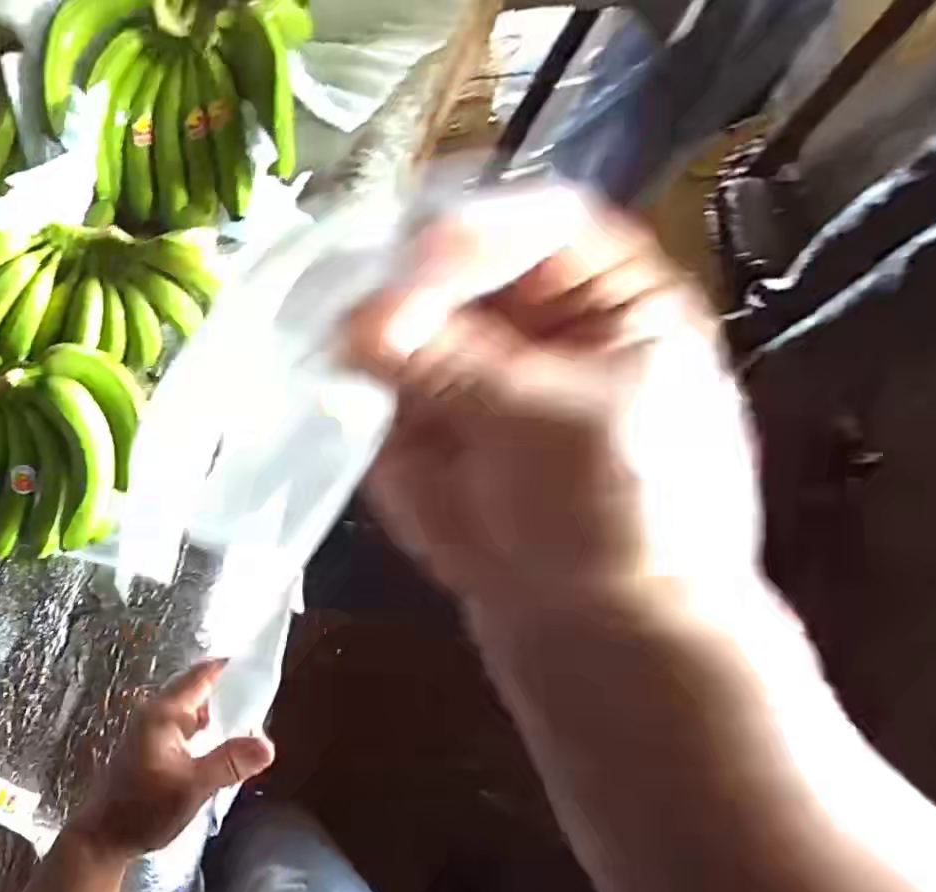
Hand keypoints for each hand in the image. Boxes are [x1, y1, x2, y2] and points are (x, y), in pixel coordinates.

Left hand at [69, 660, 275, 863]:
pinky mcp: (154, 744)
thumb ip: (229, 763)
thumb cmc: (144, 809)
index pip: (202, 675)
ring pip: (193, 706)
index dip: (230, 667)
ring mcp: (154, 727)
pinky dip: (208, 725)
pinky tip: (225, 741)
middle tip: (263, 698)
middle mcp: (157, 712)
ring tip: (252, 718)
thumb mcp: (192, 787)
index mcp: (164, 712)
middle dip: (230, 689)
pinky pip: (187, 723)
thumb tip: (268, 744)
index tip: (260, 667)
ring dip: (219, 709)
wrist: (104, 836)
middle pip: (198, 687)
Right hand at [343, 184, 760, 618]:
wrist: (589, 619)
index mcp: (598, 300)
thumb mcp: (559, 427)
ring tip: (313, 329)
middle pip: (449, 270)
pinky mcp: (412, 423)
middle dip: (396, 281)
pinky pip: (370, 384)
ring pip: (398, 325)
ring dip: (355, 326)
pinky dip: (341, 378)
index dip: (476, 234)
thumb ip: (462, 369)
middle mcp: (521, 324)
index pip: (534, 229)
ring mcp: (459, 373)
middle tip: (340, 297)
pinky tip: (319, 375)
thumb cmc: (622, 515)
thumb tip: (365, 324)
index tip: (411, 262)